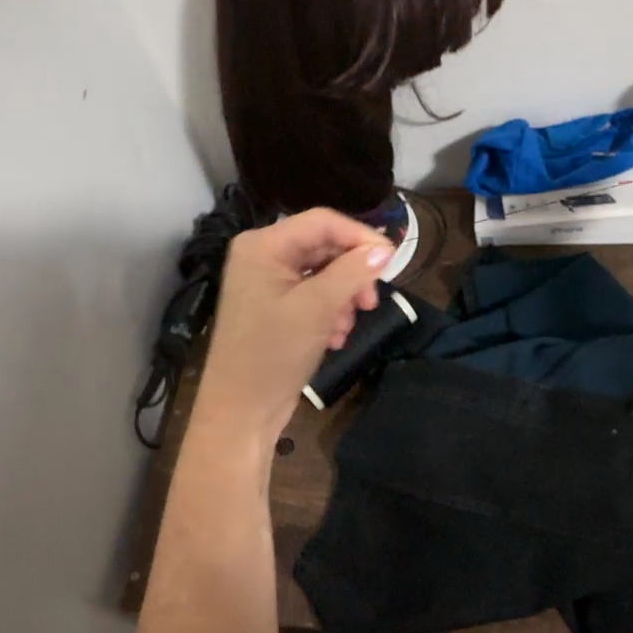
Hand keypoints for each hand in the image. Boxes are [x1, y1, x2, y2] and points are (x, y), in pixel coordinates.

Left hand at [196, 209, 393, 445]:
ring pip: (321, 273)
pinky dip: (329, 312)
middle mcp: (261, 256)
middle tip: (372, 302)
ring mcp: (265, 283)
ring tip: (348, 327)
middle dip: (351, 273)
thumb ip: (352, 273)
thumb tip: (386, 248)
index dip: (360, 236)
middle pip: (323, 247)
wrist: (240, 411)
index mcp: (263, 246)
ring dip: (343, 296)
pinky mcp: (273, 308)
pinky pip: (311, 295)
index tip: (392, 259)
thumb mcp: (318, 309)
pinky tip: (335, 337)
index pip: (322, 222)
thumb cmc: (273, 355)